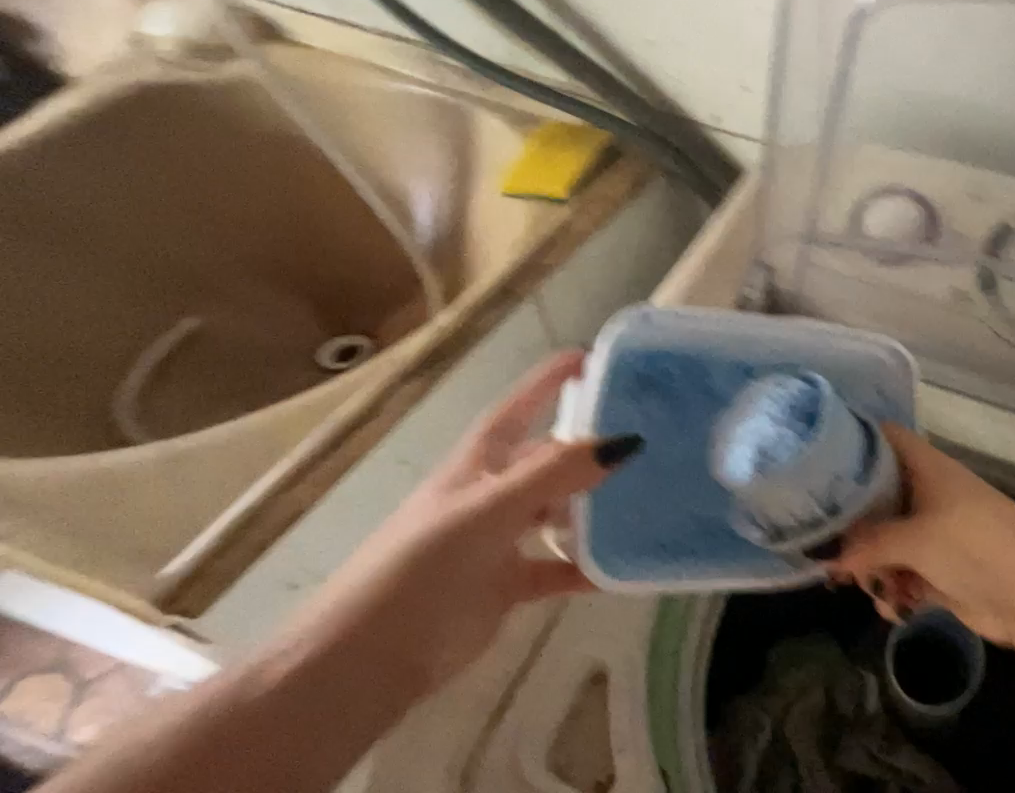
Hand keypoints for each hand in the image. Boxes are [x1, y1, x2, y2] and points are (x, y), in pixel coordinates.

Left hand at [276, 351, 642, 699]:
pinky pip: (558, 567)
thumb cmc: (422, 567)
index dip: (547, 381)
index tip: (590, 357)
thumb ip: (557, 473)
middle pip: (545, 459)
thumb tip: (626, 440)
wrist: (367, 658)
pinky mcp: (506, 585)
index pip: (517, 409)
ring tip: (645, 494)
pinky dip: (587, 565)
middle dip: (586, 445)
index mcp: (476, 466)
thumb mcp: (491, 508)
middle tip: (644, 432)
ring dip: (593, 505)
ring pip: (556, 511)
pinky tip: (624, 565)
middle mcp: (489, 495)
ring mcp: (497, 541)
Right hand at [830, 424, 1014, 648]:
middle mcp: (930, 495)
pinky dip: (896, 590)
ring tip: (870, 588)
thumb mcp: (915, 539)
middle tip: (825, 550)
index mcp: (928, 469)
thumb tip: (830, 559)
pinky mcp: (944, 571)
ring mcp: (938, 534)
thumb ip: (868, 545)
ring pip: (887, 542)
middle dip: (853, 526)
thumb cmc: (975, 548)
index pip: (884, 439)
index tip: (813, 461)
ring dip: (874, 567)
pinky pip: (905, 574)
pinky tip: (895, 608)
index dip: (851, 443)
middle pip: (878, 497)